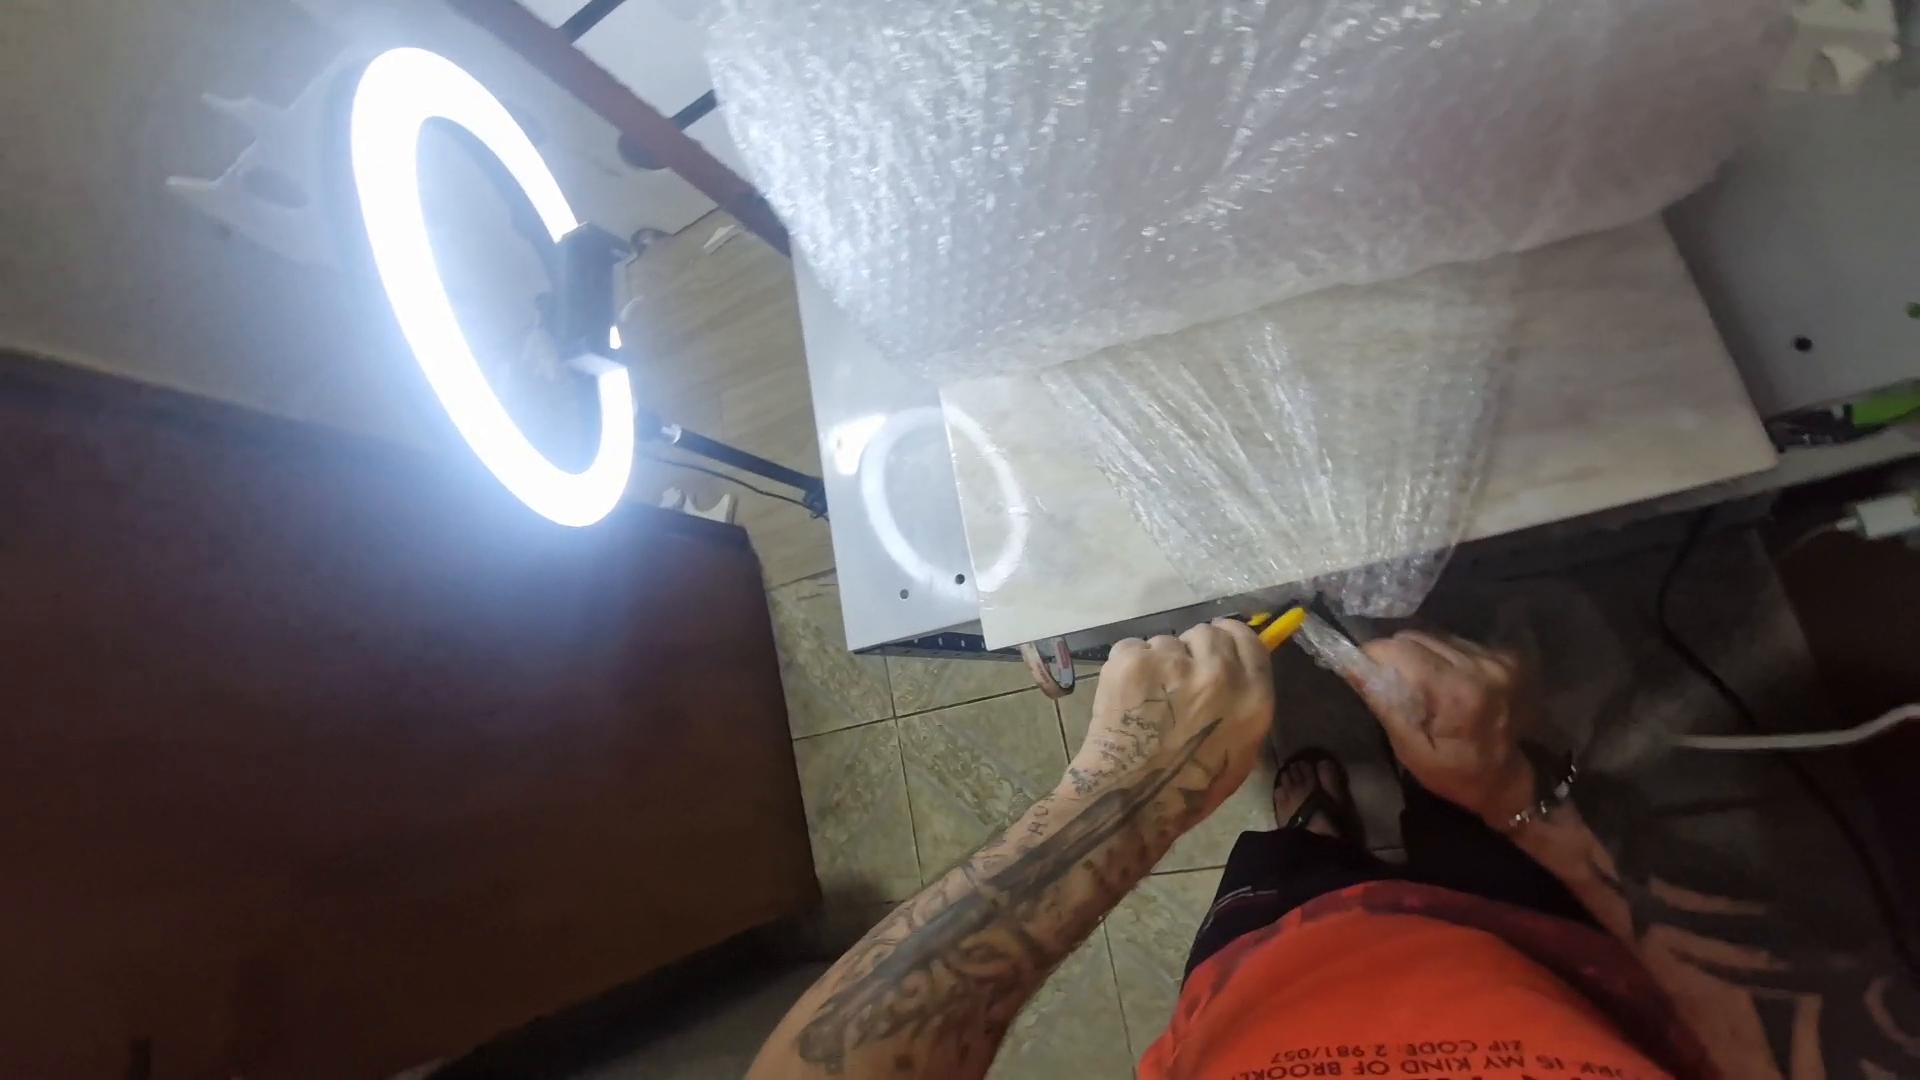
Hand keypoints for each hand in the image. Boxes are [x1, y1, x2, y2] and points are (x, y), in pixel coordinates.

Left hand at [1069, 620, 1273, 834]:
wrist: (1133, 796)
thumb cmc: (1191, 784)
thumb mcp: (1241, 746)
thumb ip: (1242, 700)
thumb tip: (1231, 671)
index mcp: (1252, 695)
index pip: (1247, 640)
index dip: (1230, 638)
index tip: (1216, 645)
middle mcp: (1217, 671)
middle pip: (1206, 632)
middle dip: (1193, 649)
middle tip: (1177, 677)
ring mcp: (1172, 662)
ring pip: (1166, 641)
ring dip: (1158, 660)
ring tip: (1149, 697)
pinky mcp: (1132, 660)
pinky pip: (1133, 647)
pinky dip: (1128, 665)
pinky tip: (1127, 695)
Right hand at [1352, 630, 1538, 827]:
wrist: (1511, 783)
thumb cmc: (1456, 773)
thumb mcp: (1411, 750)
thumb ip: (1385, 705)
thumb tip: (1351, 666)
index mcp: (1456, 692)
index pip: (1397, 650)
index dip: (1372, 657)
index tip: (1364, 673)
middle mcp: (1480, 667)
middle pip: (1414, 637)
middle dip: (1394, 656)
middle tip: (1391, 683)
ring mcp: (1497, 660)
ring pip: (1433, 636)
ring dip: (1419, 654)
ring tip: (1420, 684)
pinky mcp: (1506, 657)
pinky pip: (1455, 642)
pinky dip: (1441, 656)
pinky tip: (1445, 680)